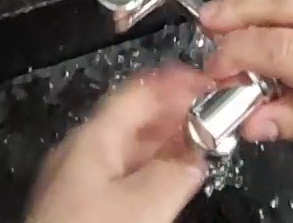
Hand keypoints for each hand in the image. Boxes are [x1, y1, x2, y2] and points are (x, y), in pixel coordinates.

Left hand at [26, 64, 210, 222]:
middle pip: (132, 118)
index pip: (136, 92)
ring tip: (203, 144)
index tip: (208, 84)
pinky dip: (151, 170)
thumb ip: (172, 175)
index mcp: (92, 137)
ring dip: (165, 143)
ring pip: (128, 148)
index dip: (173, 83)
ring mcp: (78, 180)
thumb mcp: (140, 209)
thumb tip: (197, 153)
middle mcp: (82, 150)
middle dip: (173, 113)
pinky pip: (122, 174)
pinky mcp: (80, 208)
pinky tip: (172, 181)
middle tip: (214, 116)